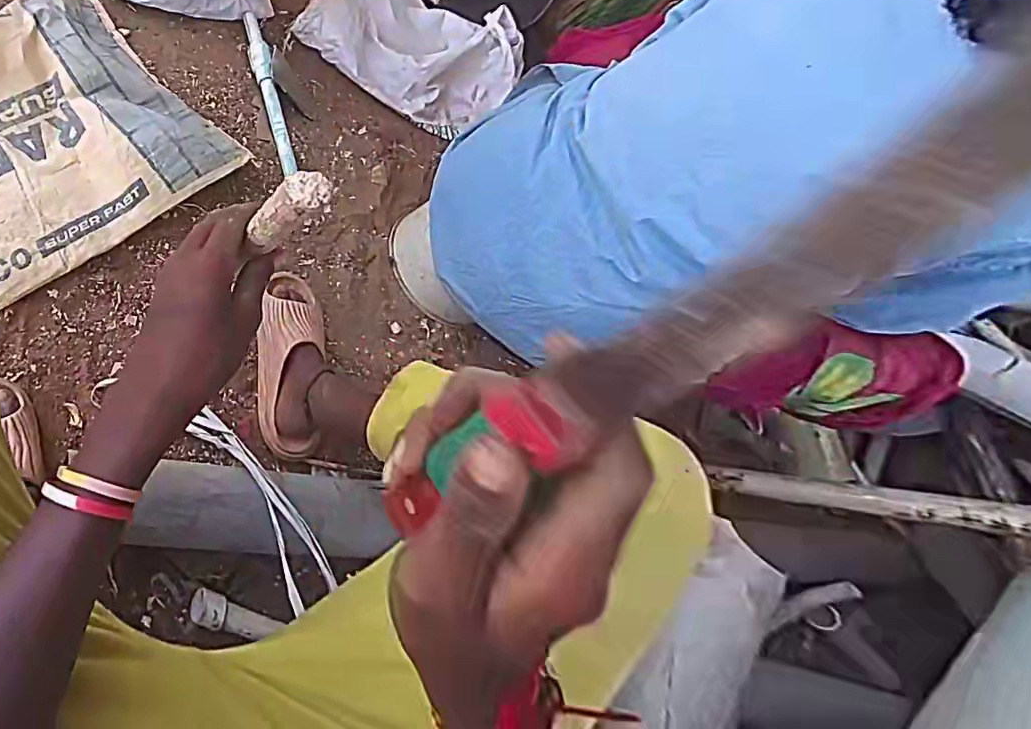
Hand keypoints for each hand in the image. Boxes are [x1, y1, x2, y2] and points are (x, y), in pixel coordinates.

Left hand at [80, 204, 274, 485]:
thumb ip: (257, 279)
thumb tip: (270, 254)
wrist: (155, 387)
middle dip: (238, 220)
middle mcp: (185, 257)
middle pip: (213, 222)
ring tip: (249, 252)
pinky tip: (225, 271)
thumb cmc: (206, 357)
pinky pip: (189, 254)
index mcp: (209, 261)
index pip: (233, 220)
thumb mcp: (244, 319)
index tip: (274, 218)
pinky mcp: (163, 285)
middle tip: (264, 233)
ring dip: (222, 235)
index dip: (255, 214)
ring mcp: (169, 270)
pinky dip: (208, 250)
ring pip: (198, 236)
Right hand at [387, 367, 652, 728]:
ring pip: (524, 429)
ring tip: (413, 459)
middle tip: (437, 425)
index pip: (617, 465)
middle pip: (560, 430)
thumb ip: (470, 517)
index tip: (557, 354)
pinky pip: (502, 444)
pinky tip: (420, 465)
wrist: (459, 677)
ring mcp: (552, 511)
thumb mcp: (442, 585)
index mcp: (570, 554)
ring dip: (461, 422)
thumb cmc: (452, 642)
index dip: (598, 402)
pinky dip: (456, 438)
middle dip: (494, 405)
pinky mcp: (526, 500)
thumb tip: (495, 448)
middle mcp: (575, 526)